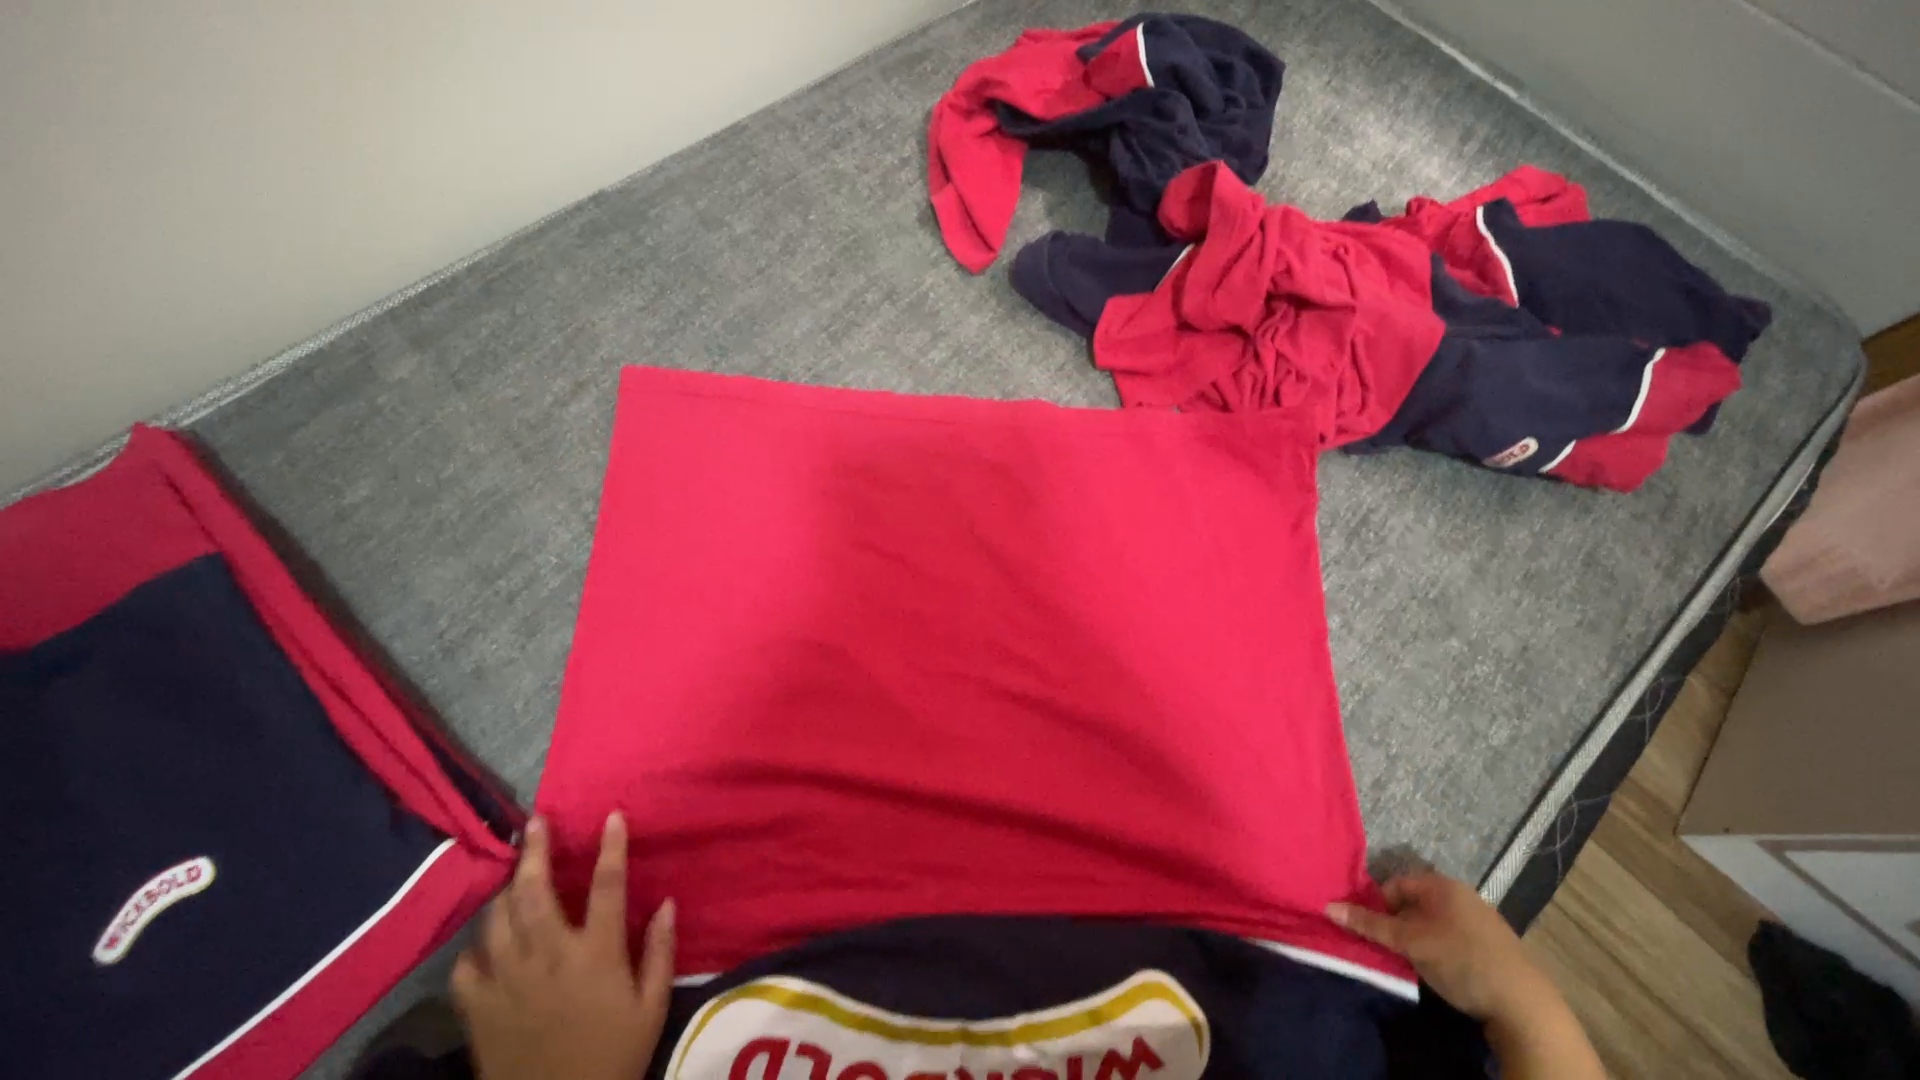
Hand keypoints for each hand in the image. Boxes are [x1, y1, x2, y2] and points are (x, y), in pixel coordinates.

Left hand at [451, 813, 675, 1079]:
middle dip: (535, 851)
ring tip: (514, 875)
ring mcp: (508, 982)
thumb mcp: (652, 1007)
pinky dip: (477, 948)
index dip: (612, 846)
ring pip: (497, 919)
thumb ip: (661, 952)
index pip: (608, 886)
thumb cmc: (615, 1057)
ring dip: (506, 891)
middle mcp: (549, 957)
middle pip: (536, 891)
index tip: (612, 816)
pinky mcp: (479, 1009)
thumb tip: (667, 902)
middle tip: (536, 822)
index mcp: (596, 955)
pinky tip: (488, 944)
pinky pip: (466, 966)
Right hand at [1328, 873, 1604, 1079]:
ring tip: (1407, 960)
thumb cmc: (1460, 960)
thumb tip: (1328, 906)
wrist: (1522, 1004)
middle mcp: (1461, 894)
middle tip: (1385, 946)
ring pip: (1431, 921)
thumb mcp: (1408, 942)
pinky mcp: (1490, 944)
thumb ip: (1369, 923)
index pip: (1395, 883)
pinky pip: (1450, 936)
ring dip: (1415, 937)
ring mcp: (1479, 920)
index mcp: (1442, 884)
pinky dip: (1436, 947)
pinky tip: (1436, 969)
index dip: (1377, 904)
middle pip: (1413, 902)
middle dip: (1395, 922)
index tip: (1370, 930)